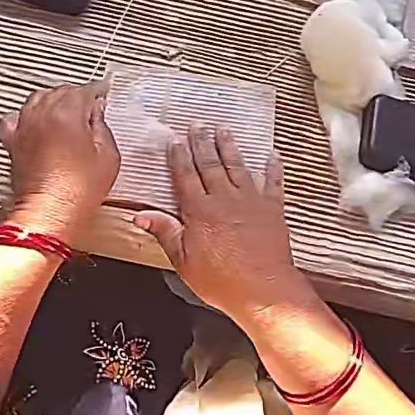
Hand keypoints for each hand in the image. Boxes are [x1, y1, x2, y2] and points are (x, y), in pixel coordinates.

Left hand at [0, 83, 120, 242]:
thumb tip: (97, 115)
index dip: (98, 92)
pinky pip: (15, 118)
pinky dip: (27, 116)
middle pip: (60, 91)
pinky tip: (36, 123)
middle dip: (77, 97)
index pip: (85, 90)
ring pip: (38, 99)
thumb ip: (103, 126)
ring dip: (54, 102)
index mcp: (68, 112)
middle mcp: (42, 114)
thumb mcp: (108, 155)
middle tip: (90, 108)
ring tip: (67, 114)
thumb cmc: (78, 189)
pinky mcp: (13, 143)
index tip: (104, 95)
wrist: (50, 213)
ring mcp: (25, 127)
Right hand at [133, 128, 318, 321]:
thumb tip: (141, 216)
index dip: (180, 157)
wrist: (263, 289)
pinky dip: (272, 167)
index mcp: (200, 211)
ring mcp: (250, 201)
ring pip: (238, 166)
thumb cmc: (223, 280)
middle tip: (198, 124)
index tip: (176, 141)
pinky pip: (273, 182)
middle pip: (210, 164)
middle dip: (202, 142)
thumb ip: (165, 232)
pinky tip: (271, 155)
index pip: (186, 176)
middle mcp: (225, 199)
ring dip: (229, 147)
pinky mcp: (272, 208)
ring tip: (223, 130)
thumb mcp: (183, 260)